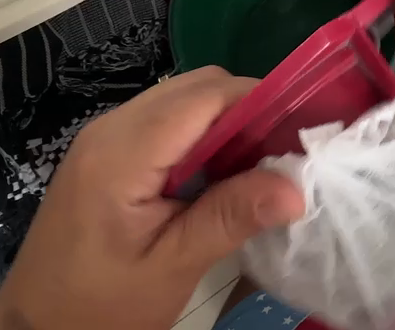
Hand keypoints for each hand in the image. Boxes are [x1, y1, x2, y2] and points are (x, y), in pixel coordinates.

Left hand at [0, 67, 305, 329]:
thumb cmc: (98, 311)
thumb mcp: (170, 269)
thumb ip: (230, 217)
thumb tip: (297, 187)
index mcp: (123, 150)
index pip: (205, 94)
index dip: (257, 101)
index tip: (296, 131)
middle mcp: (112, 125)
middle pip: (196, 86)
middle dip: (245, 108)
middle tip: (278, 152)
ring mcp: (105, 134)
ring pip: (184, 96)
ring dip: (224, 118)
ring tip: (253, 164)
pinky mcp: (106, 148)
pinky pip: (166, 116)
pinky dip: (201, 130)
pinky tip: (215, 170)